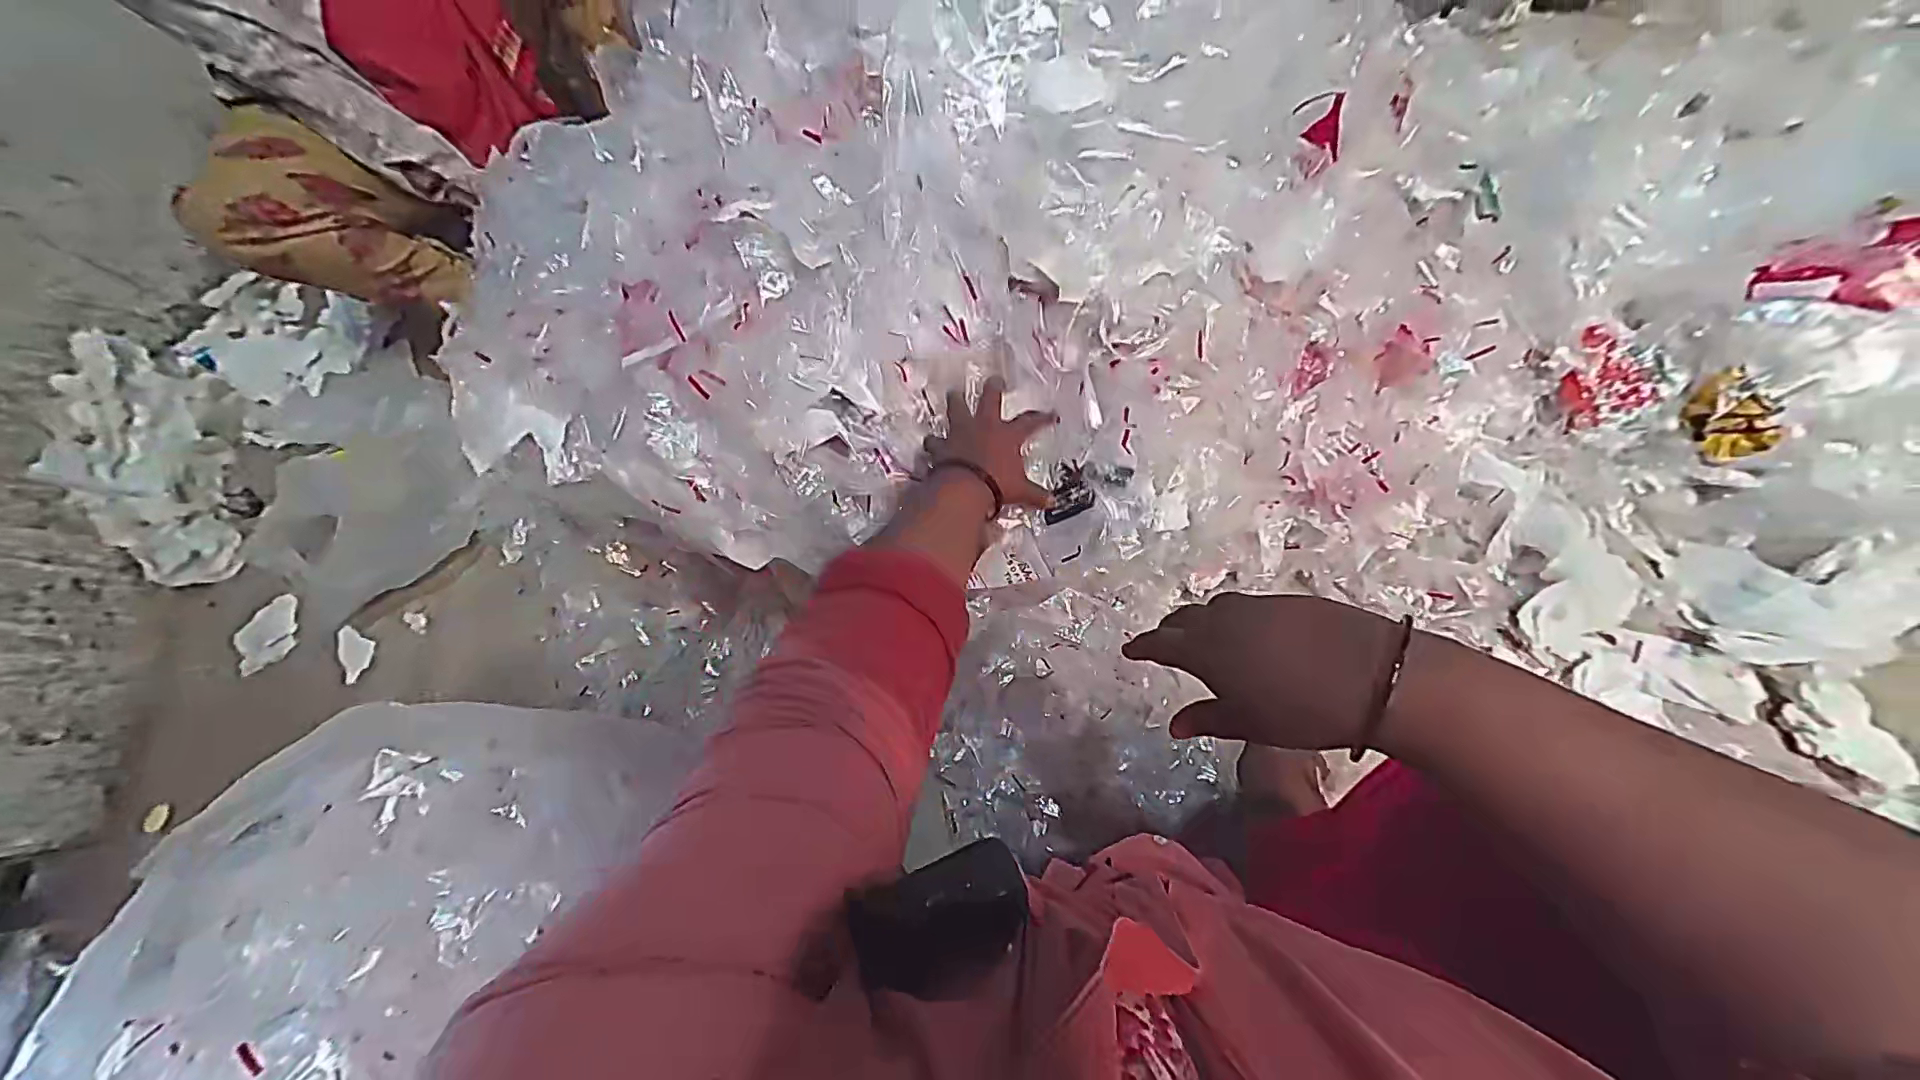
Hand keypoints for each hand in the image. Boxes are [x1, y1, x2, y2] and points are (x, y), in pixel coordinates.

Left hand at [922, 376, 1055, 509]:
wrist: (964, 489)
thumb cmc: (996, 486)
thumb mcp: (1020, 491)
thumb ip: (1035, 495)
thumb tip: (1051, 502)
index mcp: (1007, 435)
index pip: (1030, 422)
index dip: (1042, 418)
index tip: (1051, 414)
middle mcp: (984, 426)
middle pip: (990, 398)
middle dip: (994, 387)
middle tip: (995, 380)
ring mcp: (960, 432)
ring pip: (957, 408)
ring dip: (956, 401)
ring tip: (954, 394)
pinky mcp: (942, 445)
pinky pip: (934, 440)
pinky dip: (933, 442)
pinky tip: (930, 442)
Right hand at [1121, 593, 1409, 750]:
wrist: (1377, 676)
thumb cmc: (1304, 711)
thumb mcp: (1252, 723)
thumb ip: (1209, 719)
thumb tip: (1175, 725)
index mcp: (1206, 649)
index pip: (1162, 642)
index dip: (1144, 646)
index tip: (1131, 649)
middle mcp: (1225, 619)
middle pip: (1185, 618)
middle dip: (1170, 630)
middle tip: (1165, 643)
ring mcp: (1258, 605)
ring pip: (1216, 607)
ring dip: (1201, 621)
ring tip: (1206, 638)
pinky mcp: (1289, 600)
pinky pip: (1247, 605)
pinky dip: (1234, 618)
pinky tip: (1251, 635)